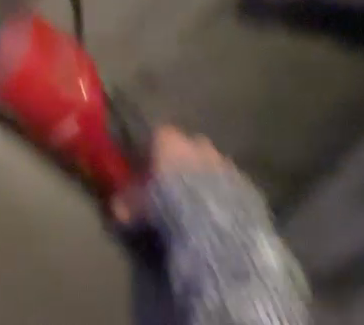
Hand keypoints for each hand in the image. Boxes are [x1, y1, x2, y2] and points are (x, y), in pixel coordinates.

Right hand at [110, 126, 232, 223]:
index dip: (154, 151)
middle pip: (188, 147)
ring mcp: (226, 163)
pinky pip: (231, 186)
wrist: (220, 227)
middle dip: (183, 163)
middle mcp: (198, 144)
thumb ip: (128, 202)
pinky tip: (218, 214)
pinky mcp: (248, 185)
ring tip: (199, 204)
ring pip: (212, 166)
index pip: (159, 135)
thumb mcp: (141, 205)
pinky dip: (225, 195)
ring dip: (206, 179)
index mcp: (170, 141)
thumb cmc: (172, 205)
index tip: (150, 168)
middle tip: (176, 186)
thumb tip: (115, 208)